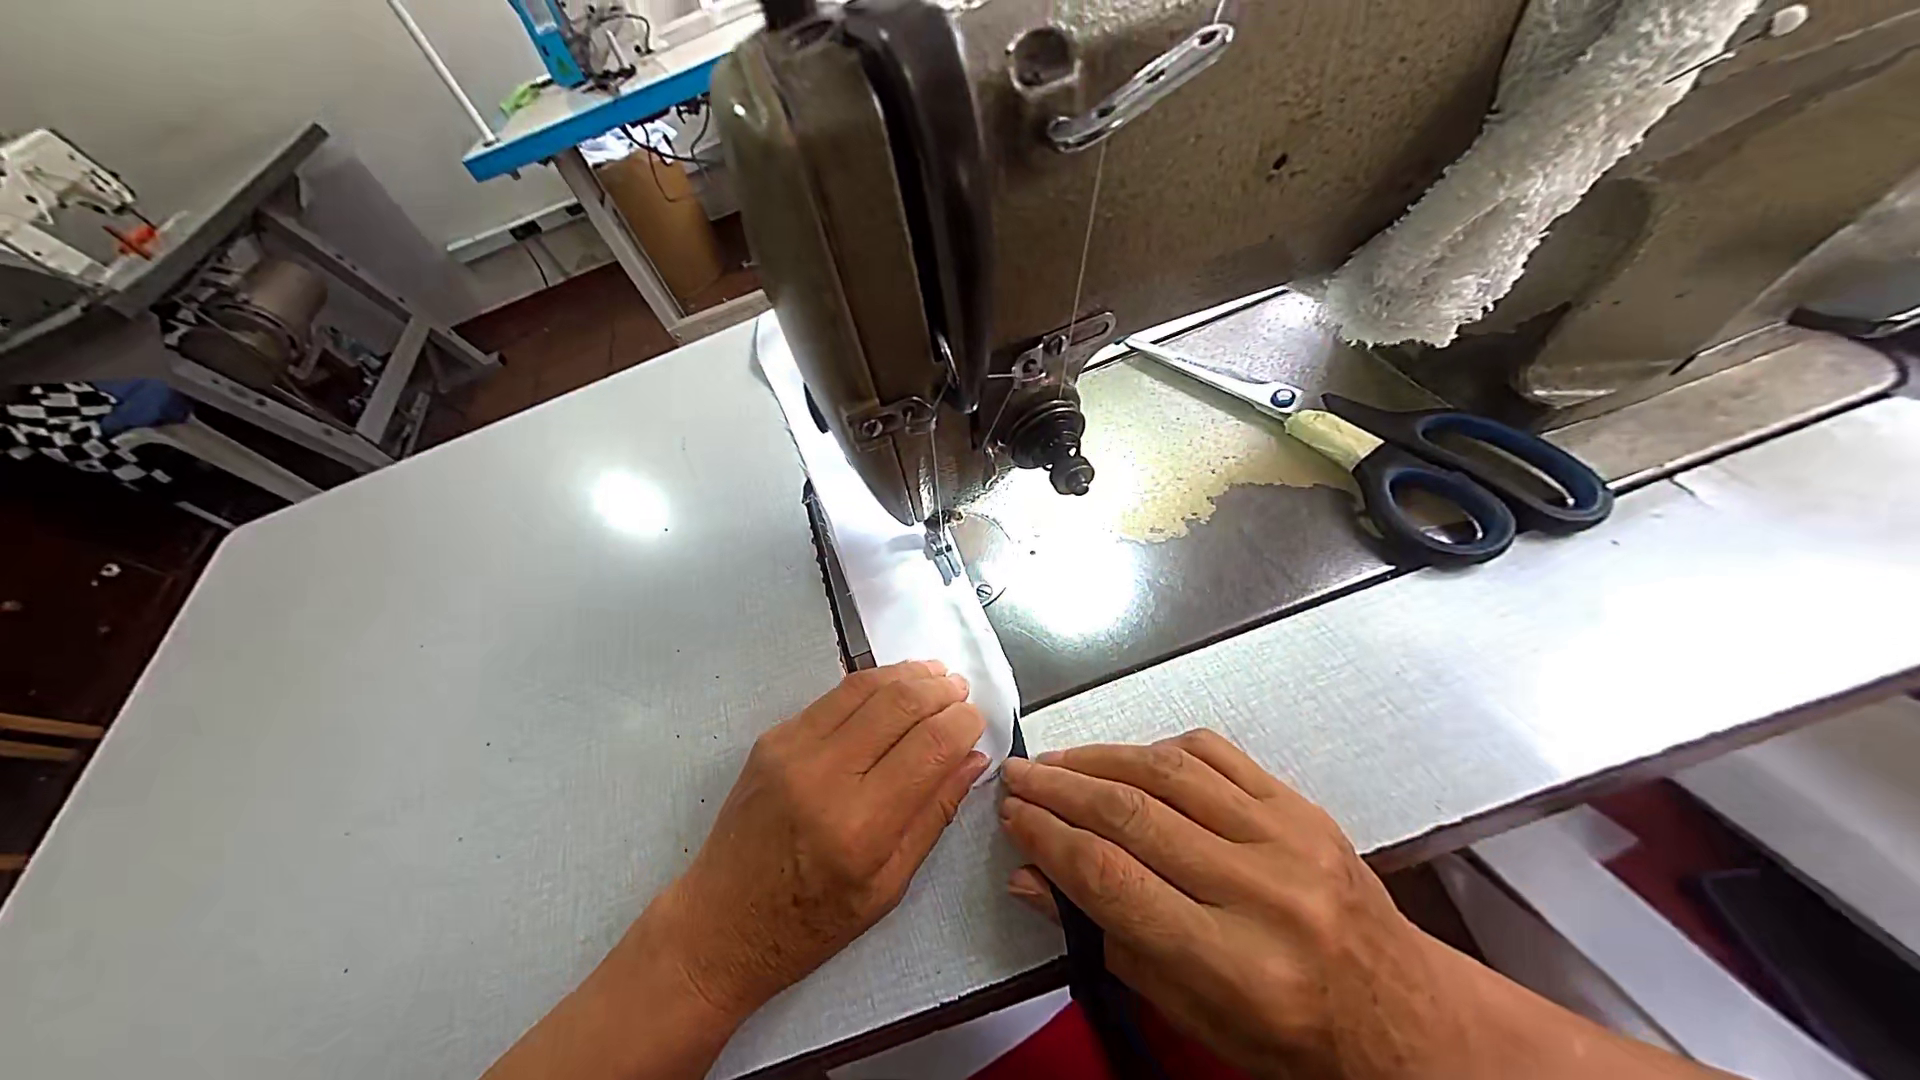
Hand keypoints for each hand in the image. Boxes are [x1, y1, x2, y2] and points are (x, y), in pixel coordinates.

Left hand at [642, 659, 989, 1020]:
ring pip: (865, 687)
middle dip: (940, 690)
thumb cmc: (809, 922)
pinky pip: (833, 696)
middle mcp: (825, 777)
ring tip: (935, 674)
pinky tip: (892, 685)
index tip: (977, 719)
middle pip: (899, 705)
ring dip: (908, 674)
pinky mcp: (773, 738)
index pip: (929, 748)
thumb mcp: (888, 887)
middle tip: (961, 689)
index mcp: (860, 827)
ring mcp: (792, 750)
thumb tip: (972, 759)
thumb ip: (934, 814)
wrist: (719, 923)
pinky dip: (871, 683)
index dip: (963, 723)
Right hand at [998, 730, 1463, 1079]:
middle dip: (1060, 789)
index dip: (1049, 839)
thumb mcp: (1187, 1010)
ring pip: (1168, 772)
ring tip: (1058, 760)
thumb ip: (1106, 936)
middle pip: (1132, 815)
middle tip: (1020, 775)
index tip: (1014, 817)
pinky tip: (1127, 755)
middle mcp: (1262, 891)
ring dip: (1099, 758)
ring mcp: (1287, 837)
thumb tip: (1032, 877)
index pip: (1112, 879)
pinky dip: (1158, 747)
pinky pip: (1215, 751)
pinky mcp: (1300, 805)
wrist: (1397, 1010)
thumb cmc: (1286, 1032)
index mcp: (1232, 963)